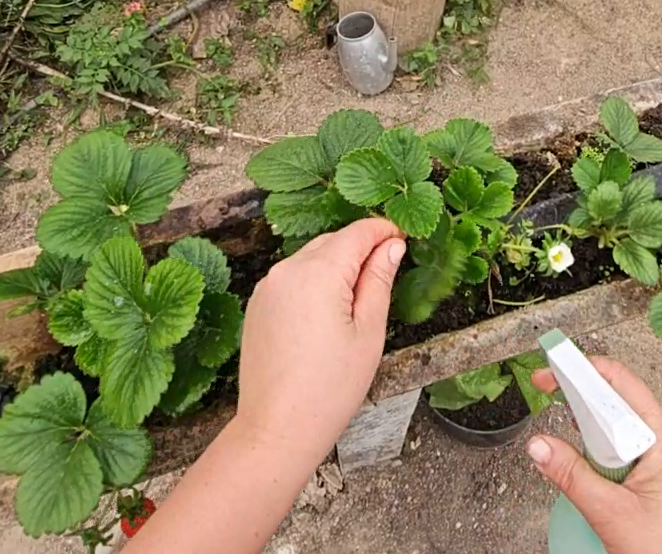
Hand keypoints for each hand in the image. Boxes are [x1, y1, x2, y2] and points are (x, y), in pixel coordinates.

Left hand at [232, 217, 405, 464]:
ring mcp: (269, 285)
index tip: (403, 237)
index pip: (358, 233)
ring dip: (336, 264)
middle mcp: (289, 269)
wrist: (276, 430)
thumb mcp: (368, 332)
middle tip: (387, 269)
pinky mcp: (258, 303)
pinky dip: (314, 281)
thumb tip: (392, 246)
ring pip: (312, 257)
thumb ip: (379, 281)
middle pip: (334, 241)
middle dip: (361, 249)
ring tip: (357, 297)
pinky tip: (327, 311)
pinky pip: (293, 276)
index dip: (384, 231)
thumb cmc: (330, 389)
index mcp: (320, 273)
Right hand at [527, 357, 661, 553]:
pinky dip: (604, 451)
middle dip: (581, 396)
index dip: (580, 370)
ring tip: (569, 438)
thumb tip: (539, 446)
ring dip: (592, 428)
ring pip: (621, 427)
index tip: (551, 369)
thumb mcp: (613, 515)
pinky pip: (628, 450)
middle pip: (617, 400)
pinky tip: (592, 466)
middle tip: (549, 392)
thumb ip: (572, 477)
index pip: (618, 383)